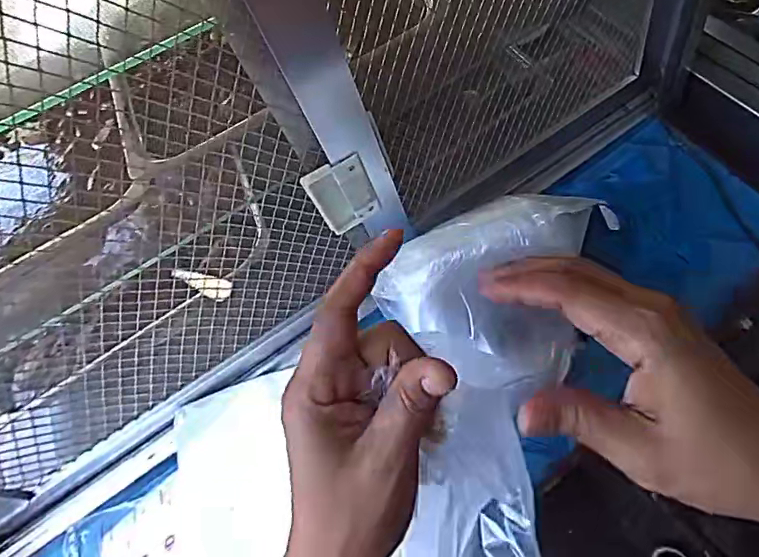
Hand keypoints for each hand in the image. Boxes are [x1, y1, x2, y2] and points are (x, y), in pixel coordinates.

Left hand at [284, 230, 457, 556]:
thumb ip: (411, 408)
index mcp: (315, 387)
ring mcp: (345, 395)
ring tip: (420, 432)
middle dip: (409, 367)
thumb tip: (442, 368)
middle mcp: (327, 382)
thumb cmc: (347, 520)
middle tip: (422, 415)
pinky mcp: (362, 408)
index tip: (392, 239)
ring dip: (416, 386)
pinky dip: (416, 397)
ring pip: (396, 356)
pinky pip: (398, 379)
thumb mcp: (383, 461)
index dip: (363, 271)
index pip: (337, 312)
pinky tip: (420, 430)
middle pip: (380, 337)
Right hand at [480, 258, 758, 556]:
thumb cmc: (713, 461)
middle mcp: (653, 306)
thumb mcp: (642, 452)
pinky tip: (556, 301)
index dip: (526, 286)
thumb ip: (582, 421)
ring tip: (510, 281)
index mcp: (645, 331)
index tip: (486, 283)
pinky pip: (611, 290)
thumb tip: (522, 409)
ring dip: (552, 274)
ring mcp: (663, 309)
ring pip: (597, 276)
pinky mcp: (666, 320)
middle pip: (583, 272)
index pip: (573, 294)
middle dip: (533, 270)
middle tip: (488, 275)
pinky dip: (575, 287)